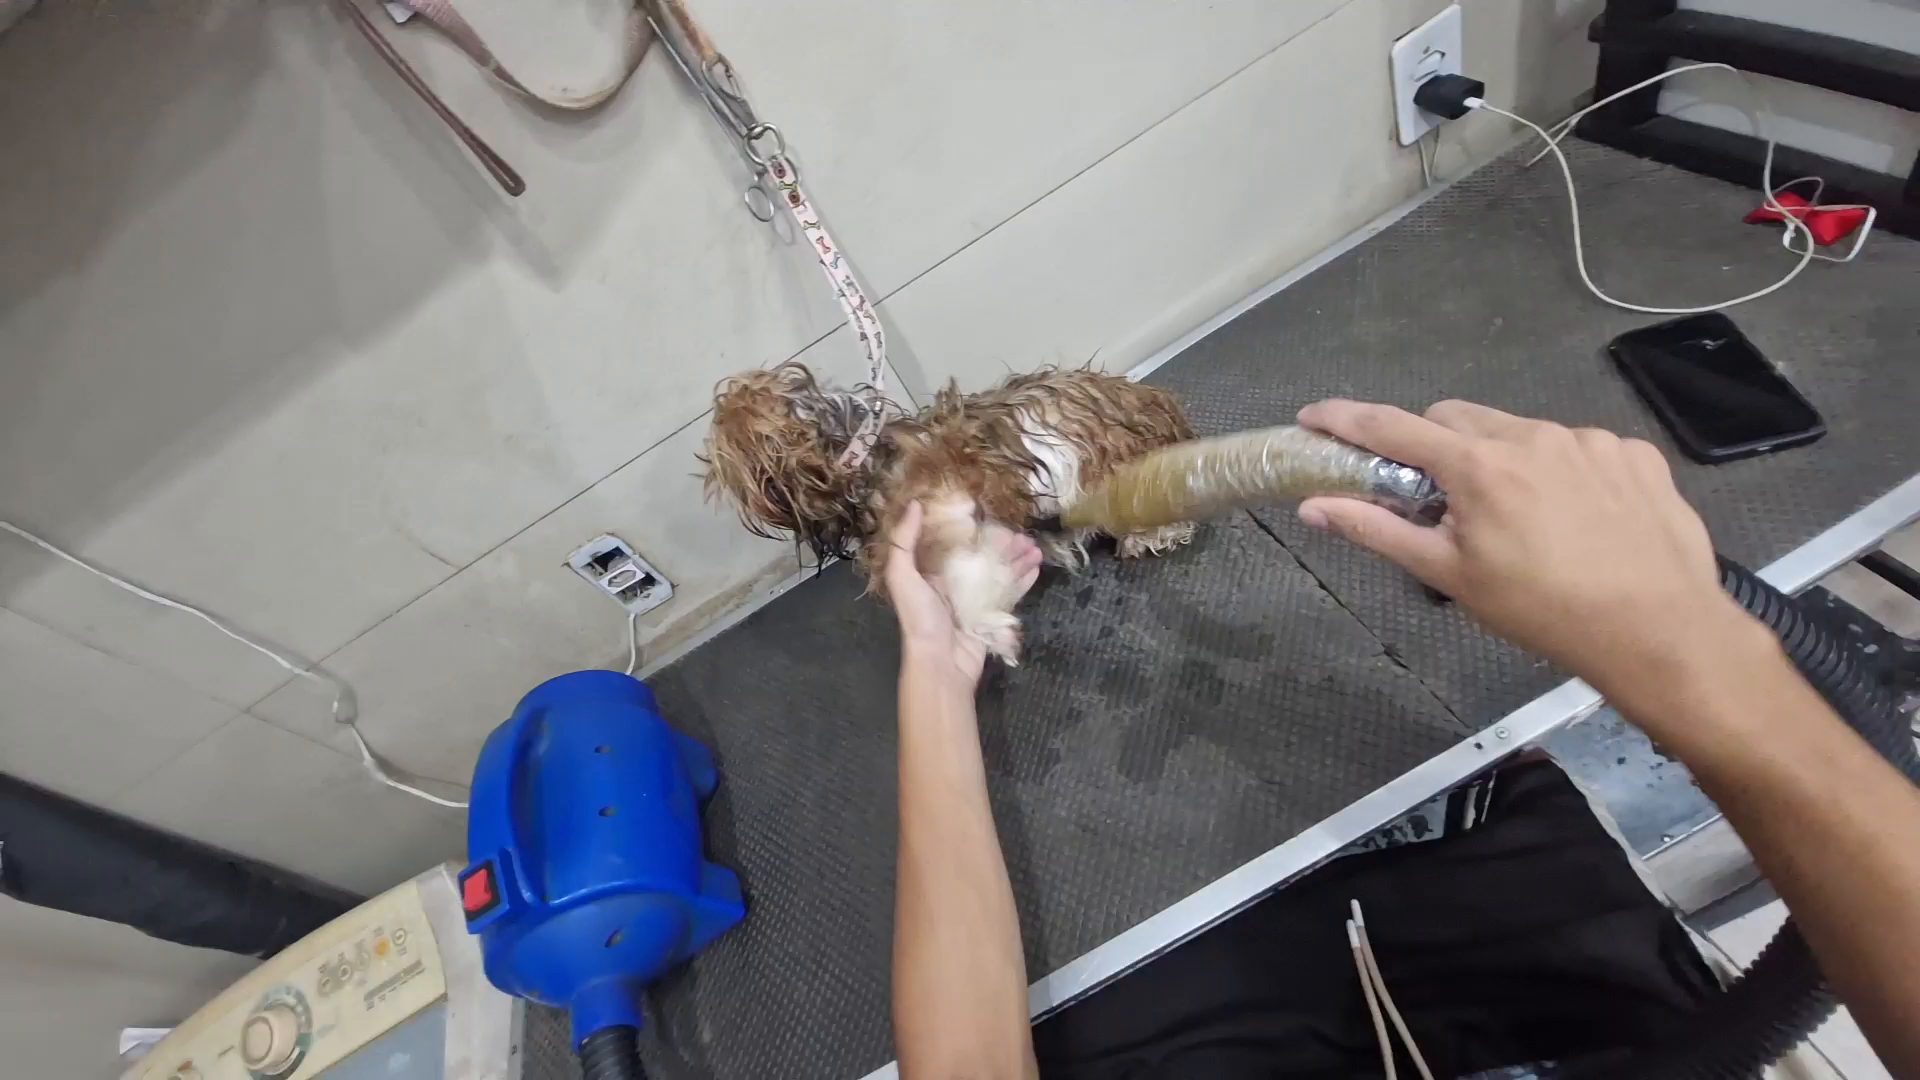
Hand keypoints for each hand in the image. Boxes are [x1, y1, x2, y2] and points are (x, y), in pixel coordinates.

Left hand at [885, 501, 1043, 686]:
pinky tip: (1036, 566)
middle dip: (1003, 543)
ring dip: (1018, 559)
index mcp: (931, 571)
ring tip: (1036, 548)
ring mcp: (975, 599)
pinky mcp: (991, 615)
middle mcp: (954, 582)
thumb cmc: (920, 619)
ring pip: (1000, 571)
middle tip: (1022, 533)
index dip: (971, 527)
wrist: (941, 664)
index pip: (954, 541)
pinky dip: (1023, 579)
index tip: (988, 511)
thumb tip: (914, 504)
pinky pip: (1010, 592)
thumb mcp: (903, 577)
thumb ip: (904, 541)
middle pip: (983, 555)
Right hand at [1295, 399, 1757, 690]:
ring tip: (1507, 511)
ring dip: (1490, 456)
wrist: (1660, 631)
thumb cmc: (1537, 606)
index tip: (1312, 416)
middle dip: (1426, 443)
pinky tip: (1564, 512)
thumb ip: (1374, 530)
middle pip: (1453, 417)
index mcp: (1478, 465)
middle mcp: (1531, 436)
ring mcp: (1588, 440)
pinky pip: (1569, 444)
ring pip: (1513, 429)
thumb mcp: (1444, 572)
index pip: (1391, 426)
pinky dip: (1548, 467)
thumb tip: (1312, 507)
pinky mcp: (1632, 453)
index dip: (1343, 418)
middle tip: (1429, 492)